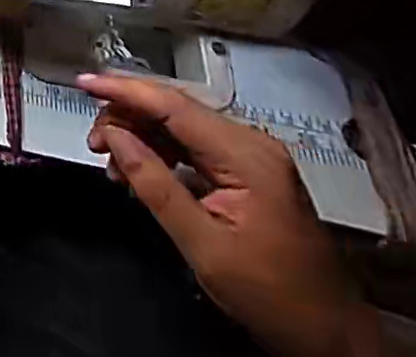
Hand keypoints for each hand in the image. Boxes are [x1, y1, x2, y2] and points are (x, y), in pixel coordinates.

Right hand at [80, 74, 382, 356]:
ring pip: (178, 124)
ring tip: (112, 165)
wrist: (331, 335)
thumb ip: (154, 185)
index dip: (123, 90)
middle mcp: (250, 142)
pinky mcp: (246, 167)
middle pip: (173, 109)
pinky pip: (192, 144)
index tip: (85, 83)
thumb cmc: (272, 296)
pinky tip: (138, 171)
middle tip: (94, 144)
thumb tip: (114, 136)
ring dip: (140, 136)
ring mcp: (251, 153)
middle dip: (126, 117)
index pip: (172, 105)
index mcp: (246, 155)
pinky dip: (160, 151)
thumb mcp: (203, 245)